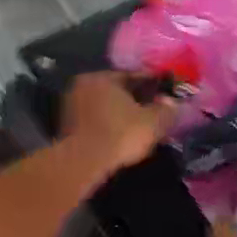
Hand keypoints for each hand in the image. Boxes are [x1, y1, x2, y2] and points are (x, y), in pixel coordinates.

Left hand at [58, 71, 177, 174]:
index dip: (151, 84)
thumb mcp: (153, 121)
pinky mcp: (66, 123)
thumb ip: (166, 108)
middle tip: (153, 108)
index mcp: (101, 77)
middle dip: (134, 98)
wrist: (83, 160)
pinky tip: (119, 132)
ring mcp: (70, 103)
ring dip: (120, 111)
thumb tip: (170, 101)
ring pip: (103, 104)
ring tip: (138, 123)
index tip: (165, 92)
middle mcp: (82, 85)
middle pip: (115, 89)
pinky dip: (107, 121)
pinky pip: (94, 117)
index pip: (131, 75)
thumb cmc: (120, 134)